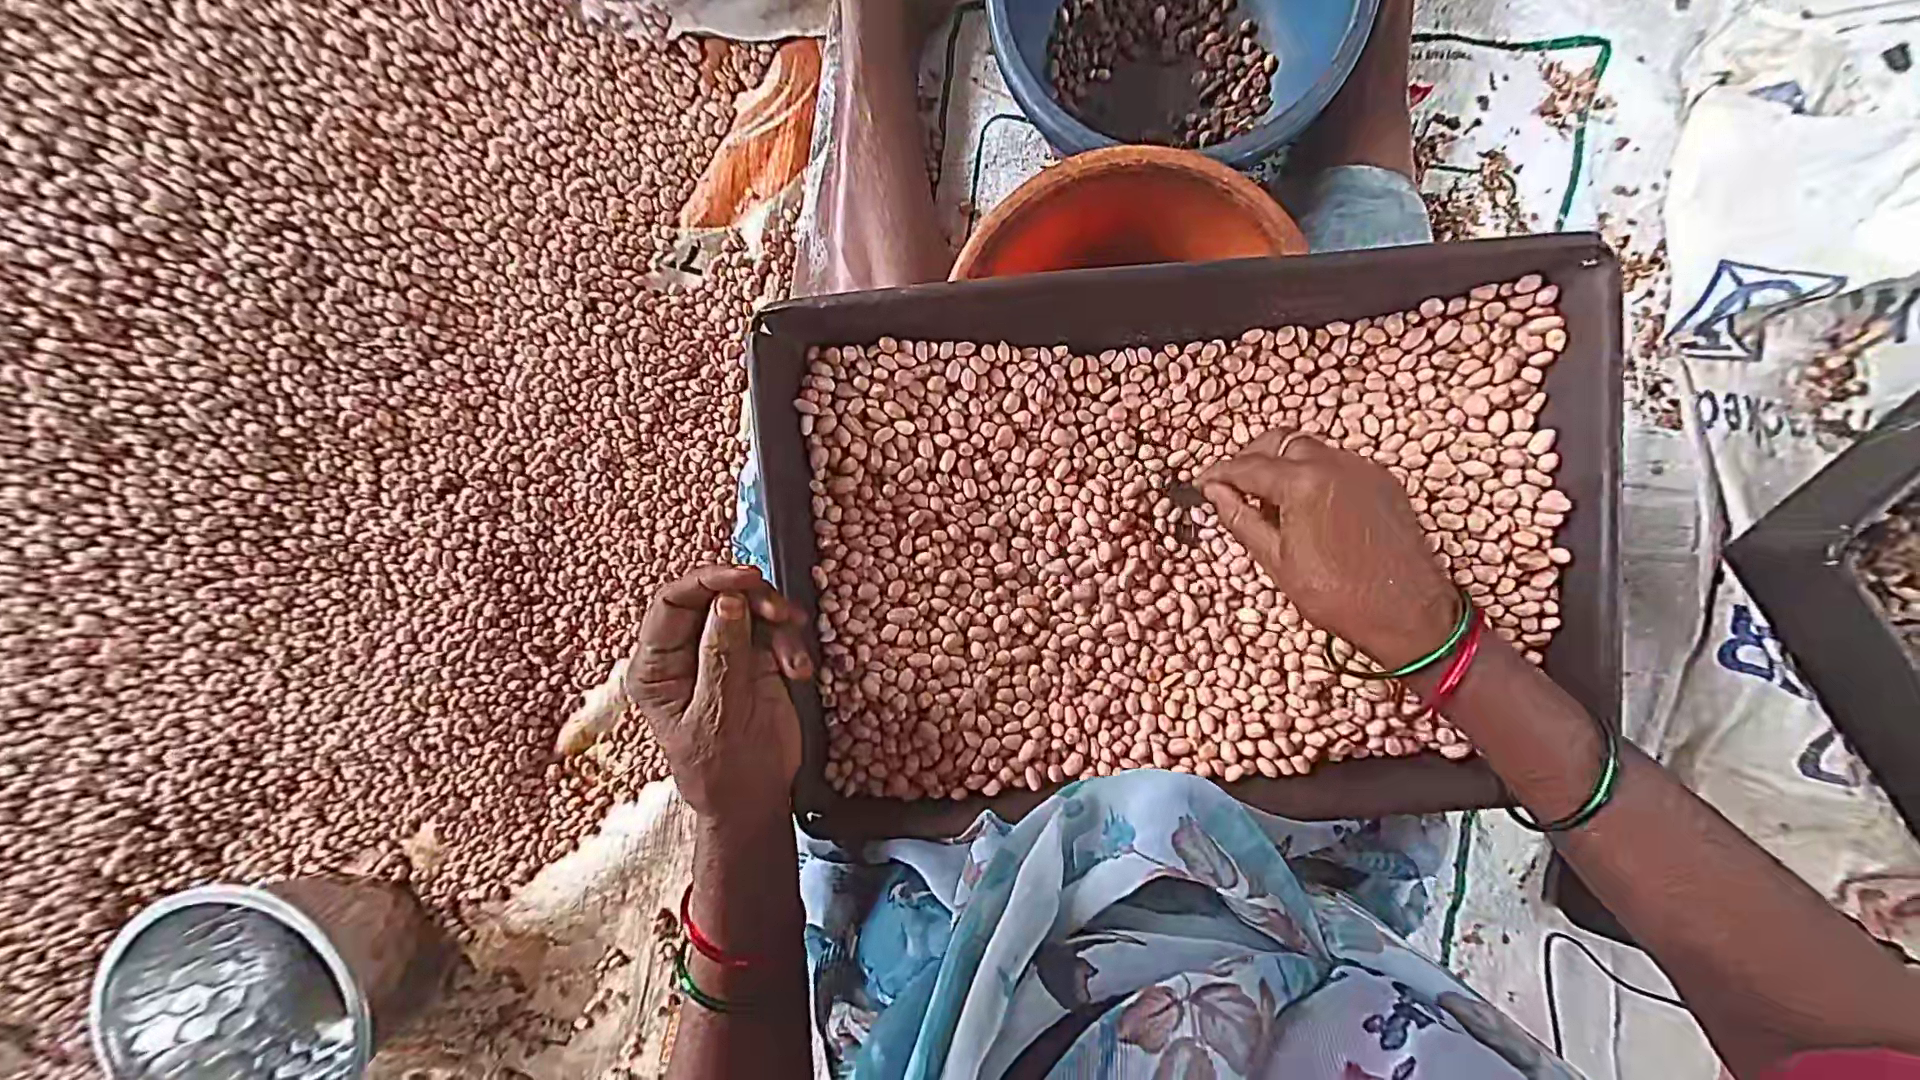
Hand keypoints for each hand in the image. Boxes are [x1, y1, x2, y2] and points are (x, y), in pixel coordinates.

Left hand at [626, 565, 812, 828]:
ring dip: (778, 623)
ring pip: (750, 607)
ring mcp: (724, 650)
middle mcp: (687, 650)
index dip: (708, 580)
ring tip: (793, 658)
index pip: (672, 602)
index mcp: (657, 665)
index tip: (747, 578)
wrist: (755, 797)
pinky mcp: (756, 656)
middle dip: (752, 598)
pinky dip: (791, 643)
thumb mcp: (717, 715)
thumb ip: (722, 656)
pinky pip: (775, 630)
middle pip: (715, 596)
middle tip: (780, 611)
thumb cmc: (721, 769)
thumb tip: (728, 601)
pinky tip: (799, 670)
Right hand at [1199, 429, 1458, 669]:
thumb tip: (1216, 493)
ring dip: (1281, 465)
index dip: (1218, 474)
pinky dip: (1310, 474)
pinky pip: (1336, 464)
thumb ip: (1240, 518)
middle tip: (1231, 487)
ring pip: (1309, 450)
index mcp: (1304, 484)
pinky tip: (1302, 507)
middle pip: (1279, 442)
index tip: (1203, 482)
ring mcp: (1364, 471)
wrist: (1409, 614)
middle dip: (1250, 460)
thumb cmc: (1342, 596)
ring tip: (1267, 503)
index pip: (1247, 466)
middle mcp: (1337, 466)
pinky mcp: (1382, 483)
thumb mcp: (1275, 560)